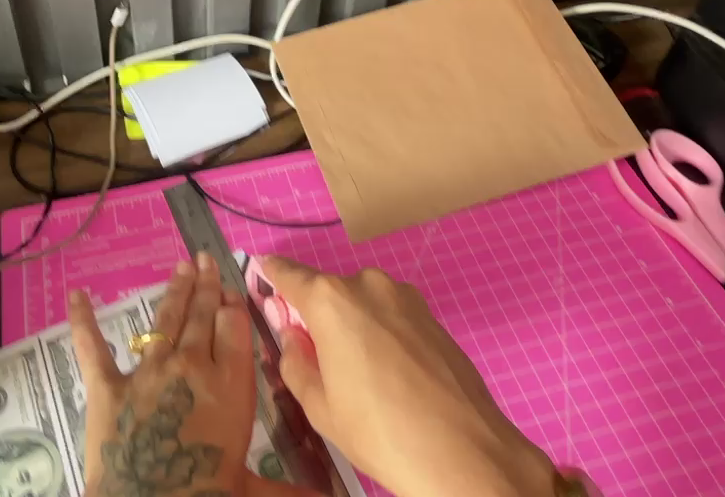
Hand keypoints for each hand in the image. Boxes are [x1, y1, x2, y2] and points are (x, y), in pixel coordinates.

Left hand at [70, 253, 316, 496]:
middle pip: (202, 316)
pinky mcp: (107, 387)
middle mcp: (191, 367)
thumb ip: (284, 485)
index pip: (234, 329)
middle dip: (206, 286)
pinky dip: (83, 321)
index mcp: (230, 386)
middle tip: (204, 260)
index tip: (231, 291)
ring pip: (165, 321)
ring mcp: (148, 373)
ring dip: (175, 292)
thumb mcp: (252, 489)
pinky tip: (76, 296)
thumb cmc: (208, 496)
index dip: (232, 306)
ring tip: (181, 268)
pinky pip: (93, 349)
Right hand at [260, 256, 565, 496]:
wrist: (464, 451)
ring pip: (362, 304)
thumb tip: (294, 336)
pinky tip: (393, 376)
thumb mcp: (319, 406)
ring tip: (364, 376)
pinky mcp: (431, 314)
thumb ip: (295, 361)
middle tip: (320, 360)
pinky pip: (391, 315)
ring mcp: (403, 295)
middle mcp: (365, 283)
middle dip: (317, 316)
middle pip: (327, 292)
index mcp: (330, 299)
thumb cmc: (379, 430)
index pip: (287, 273)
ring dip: (353, 326)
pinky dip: (382, 334)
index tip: (260, 276)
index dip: (270, 275)